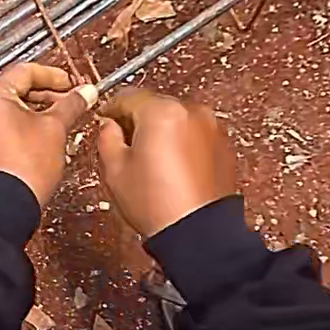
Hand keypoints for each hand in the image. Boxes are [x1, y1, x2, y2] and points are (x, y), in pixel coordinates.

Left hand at [0, 63, 97, 205]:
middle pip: (12, 94)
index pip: (25, 72)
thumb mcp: (56, 129)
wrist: (2, 208)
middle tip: (65, 107)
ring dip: (28, 120)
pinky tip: (30, 151)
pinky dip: (12, 140)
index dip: (53, 76)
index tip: (69, 85)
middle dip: (43, 99)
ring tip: (51, 131)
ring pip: (3, 119)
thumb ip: (71, 105)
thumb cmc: (25, 167)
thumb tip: (85, 92)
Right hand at [95, 88, 237, 236]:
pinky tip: (171, 167)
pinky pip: (194, 135)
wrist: (198, 232)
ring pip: (176, 120)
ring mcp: (211, 127)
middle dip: (138, 121)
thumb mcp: (115, 170)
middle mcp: (191, 112)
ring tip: (149, 160)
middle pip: (155, 105)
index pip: (129, 97)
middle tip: (123, 144)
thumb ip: (107, 137)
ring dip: (161, 131)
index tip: (105, 119)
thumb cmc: (156, 203)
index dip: (111, 109)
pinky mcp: (223, 145)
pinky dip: (181, 143)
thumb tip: (109, 125)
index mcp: (161, 112)